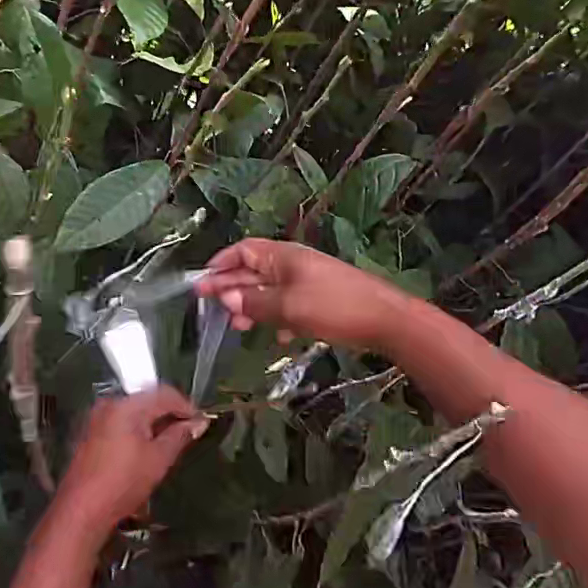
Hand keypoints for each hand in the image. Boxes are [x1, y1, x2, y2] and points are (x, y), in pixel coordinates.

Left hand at [54, 386, 206, 535]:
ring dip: (154, 421)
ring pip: (135, 410)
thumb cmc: (123, 483)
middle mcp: (111, 404)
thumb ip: (180, 436)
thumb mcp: (159, 459)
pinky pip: (122, 420)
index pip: (165, 393)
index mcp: (127, 405)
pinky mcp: (92, 433)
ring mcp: (98, 418)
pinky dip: (138, 428)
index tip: (200, 422)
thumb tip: (199, 422)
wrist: (80, 512)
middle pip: (148, 398)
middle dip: (170, 412)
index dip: (186, 406)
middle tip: (188, 431)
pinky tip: (147, 446)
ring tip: (170, 440)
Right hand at [195, 239, 413, 350]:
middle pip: (254, 270)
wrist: (386, 320)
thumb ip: (255, 302)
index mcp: (283, 256)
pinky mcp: (321, 300)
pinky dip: (278, 317)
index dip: (221, 264)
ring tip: (236, 326)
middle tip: (210, 308)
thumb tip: (226, 297)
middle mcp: (293, 264)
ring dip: (253, 305)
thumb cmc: (334, 307)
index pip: (243, 250)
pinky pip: (290, 304)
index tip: (201, 283)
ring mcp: (308, 281)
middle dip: (232, 287)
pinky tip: (277, 337)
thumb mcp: (289, 307)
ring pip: (270, 289)